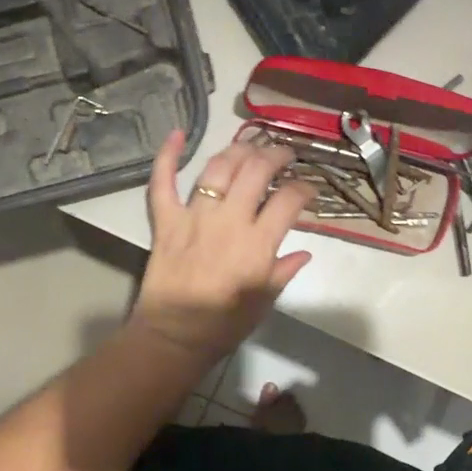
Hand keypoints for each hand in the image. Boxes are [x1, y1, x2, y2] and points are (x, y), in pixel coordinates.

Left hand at [130, 131, 314, 361]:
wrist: (174, 336)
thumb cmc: (224, 325)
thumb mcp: (263, 302)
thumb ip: (283, 272)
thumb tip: (304, 252)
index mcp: (257, 244)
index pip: (289, 200)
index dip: (304, 189)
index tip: (308, 190)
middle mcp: (228, 220)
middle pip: (256, 170)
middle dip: (276, 156)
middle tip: (284, 156)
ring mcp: (194, 217)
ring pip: (218, 168)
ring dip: (237, 149)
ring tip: (250, 146)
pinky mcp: (166, 221)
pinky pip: (163, 183)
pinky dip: (168, 156)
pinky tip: (177, 134)